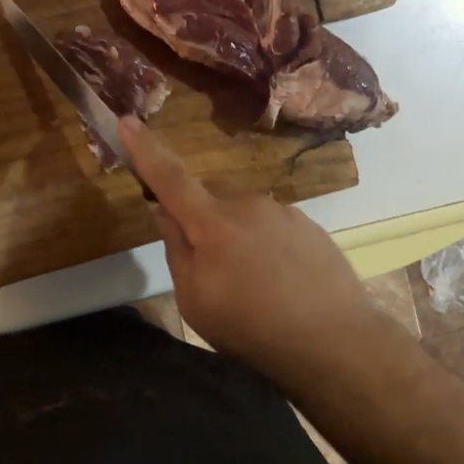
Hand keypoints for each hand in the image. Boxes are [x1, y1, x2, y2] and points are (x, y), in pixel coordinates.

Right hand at [121, 117, 377, 374]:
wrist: (336, 343)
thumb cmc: (252, 328)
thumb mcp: (194, 299)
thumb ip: (177, 250)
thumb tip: (167, 212)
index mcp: (213, 223)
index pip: (170, 179)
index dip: (145, 150)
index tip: (127, 121)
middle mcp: (249, 205)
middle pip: (211, 208)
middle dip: (205, 231)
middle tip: (217, 281)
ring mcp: (285, 213)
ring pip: (245, 220)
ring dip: (241, 245)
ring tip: (257, 293)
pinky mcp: (312, 228)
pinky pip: (275, 231)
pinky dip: (269, 253)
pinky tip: (283, 288)